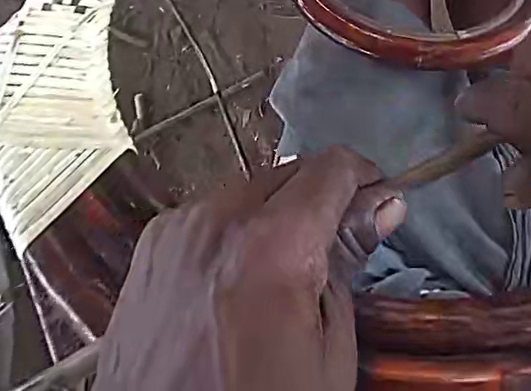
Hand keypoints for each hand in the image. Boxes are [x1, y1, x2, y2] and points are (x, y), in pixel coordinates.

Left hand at [95, 148, 405, 390]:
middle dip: (319, 201)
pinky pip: (209, 213)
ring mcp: (179, 226)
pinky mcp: (152, 242)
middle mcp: (217, 219)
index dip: (363, 180)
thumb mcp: (328, 360)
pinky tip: (236, 282)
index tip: (376, 200)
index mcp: (269, 246)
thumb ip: (350, 266)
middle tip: (335, 251)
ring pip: (248, 190)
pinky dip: (232, 232)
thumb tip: (378, 208)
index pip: (330, 169)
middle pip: (289, 174)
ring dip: (274, 215)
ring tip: (279, 277)